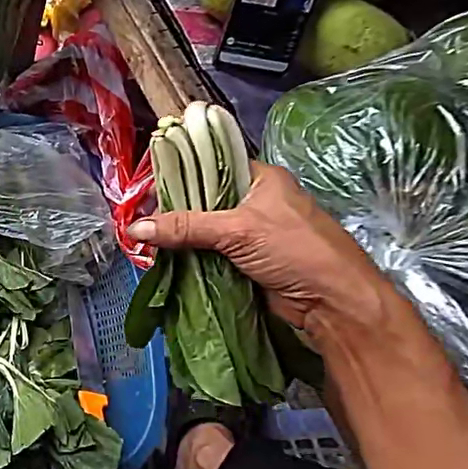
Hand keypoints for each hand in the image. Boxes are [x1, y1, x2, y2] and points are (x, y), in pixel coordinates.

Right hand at [127, 162, 402, 342]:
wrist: (333, 303)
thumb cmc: (295, 250)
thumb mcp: (238, 230)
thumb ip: (186, 227)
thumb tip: (134, 228)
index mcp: (259, 178)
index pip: (209, 165)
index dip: (176, 175)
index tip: (143, 190)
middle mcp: (253, 200)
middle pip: (202, 199)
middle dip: (171, 211)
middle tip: (138, 219)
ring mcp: (249, 232)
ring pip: (203, 228)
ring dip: (177, 236)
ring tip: (142, 240)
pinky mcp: (245, 260)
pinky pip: (208, 252)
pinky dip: (188, 255)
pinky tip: (162, 258)